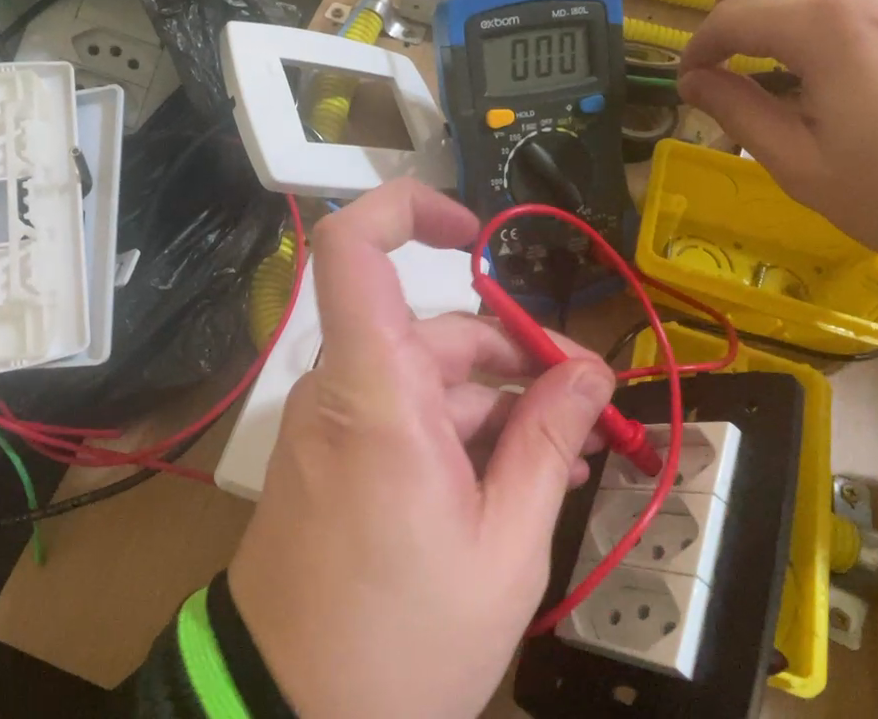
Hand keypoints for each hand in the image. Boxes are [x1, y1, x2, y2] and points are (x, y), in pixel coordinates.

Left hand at [229, 179, 614, 718]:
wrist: (289, 714)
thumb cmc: (400, 641)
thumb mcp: (504, 547)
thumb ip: (546, 444)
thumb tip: (586, 371)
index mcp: (376, 394)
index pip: (354, 249)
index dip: (409, 209)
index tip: (475, 231)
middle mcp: (343, 391)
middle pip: (434, 329)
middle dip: (518, 353)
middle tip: (588, 400)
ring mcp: (333, 424)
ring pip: (428, 376)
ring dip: (499, 401)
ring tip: (568, 451)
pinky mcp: (333, 455)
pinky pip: (404, 414)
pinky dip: (460, 428)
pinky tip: (516, 473)